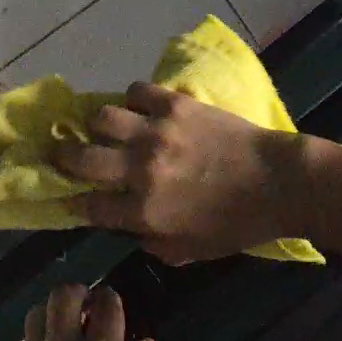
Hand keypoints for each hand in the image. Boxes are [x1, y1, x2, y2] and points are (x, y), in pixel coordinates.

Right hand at [52, 82, 309, 263]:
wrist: (278, 183)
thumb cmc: (236, 223)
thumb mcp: (189, 250)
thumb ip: (149, 240)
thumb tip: (124, 224)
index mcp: (144, 211)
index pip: (89, 207)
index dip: (73, 202)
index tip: (69, 197)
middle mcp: (141, 169)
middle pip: (81, 158)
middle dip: (64, 156)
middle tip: (63, 152)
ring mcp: (156, 132)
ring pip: (102, 117)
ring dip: (100, 125)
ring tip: (107, 128)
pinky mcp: (173, 104)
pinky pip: (135, 90)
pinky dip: (134, 99)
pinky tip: (142, 109)